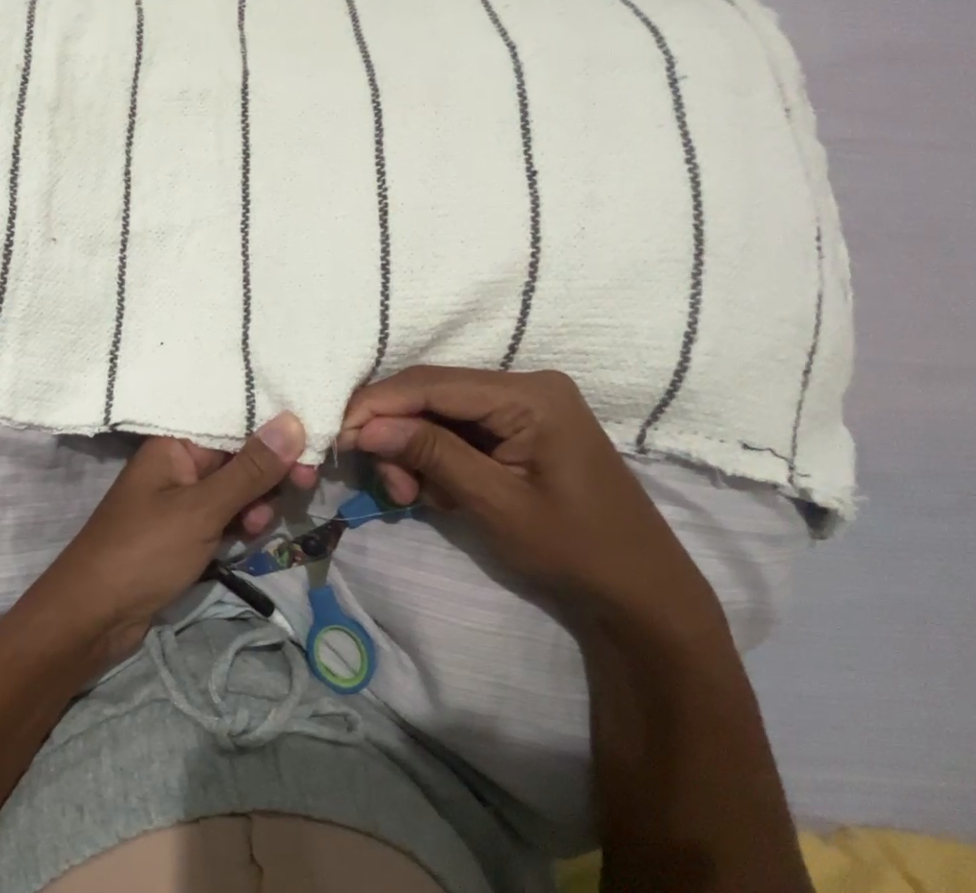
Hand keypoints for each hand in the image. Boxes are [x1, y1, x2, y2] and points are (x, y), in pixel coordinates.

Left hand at [21, 413, 307, 665]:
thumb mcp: (201, 509)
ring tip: (258, 524)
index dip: (273, 430)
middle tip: (305, 485)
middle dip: (270, 470)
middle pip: (237, 455)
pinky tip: (248, 537)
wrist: (93, 615)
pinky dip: (239, 524)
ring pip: (235, 490)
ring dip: (256, 502)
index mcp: (172, 445)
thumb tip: (291, 420)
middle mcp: (175, 466)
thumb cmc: (143, 552)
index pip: (231, 421)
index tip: (313, 444)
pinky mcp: (183, 533)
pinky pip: (223, 517)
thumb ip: (250, 469)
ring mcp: (178, 501)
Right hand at [336, 367, 724, 635]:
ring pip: (438, 416)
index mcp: (530, 395)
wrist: (638, 592)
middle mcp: (526, 388)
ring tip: (414, 498)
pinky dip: (437, 463)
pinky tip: (441, 496)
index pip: (430, 384)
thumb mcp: (495, 503)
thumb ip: (432, 454)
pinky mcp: (519, 432)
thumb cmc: (574, 548)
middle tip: (388, 487)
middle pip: (431, 396)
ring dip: (414, 455)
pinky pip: (457, 434)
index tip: (337, 437)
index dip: (376, 406)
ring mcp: (524, 409)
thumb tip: (366, 426)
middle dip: (396, 436)